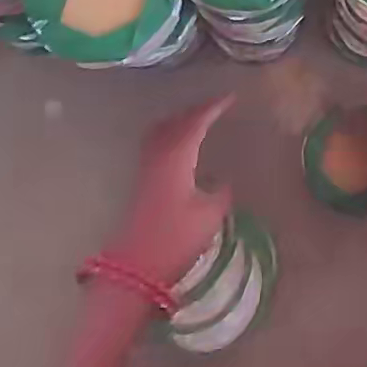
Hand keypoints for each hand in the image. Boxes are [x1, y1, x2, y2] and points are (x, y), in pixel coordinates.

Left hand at [102, 94, 234, 285]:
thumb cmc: (176, 240)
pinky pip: (156, 142)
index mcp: (177, 158)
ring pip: (163, 130)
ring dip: (181, 119)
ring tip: (199, 118)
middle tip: (218, 105)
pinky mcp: (142, 181)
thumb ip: (220, 191)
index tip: (230, 97)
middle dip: (197, 109)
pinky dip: (171, 131)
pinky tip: (179, 142)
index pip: (196, 123)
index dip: (213, 108)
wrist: (135, 269)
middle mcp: (159, 156)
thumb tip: (224, 179)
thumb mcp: (210, 215)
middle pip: (177, 121)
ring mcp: (146, 168)